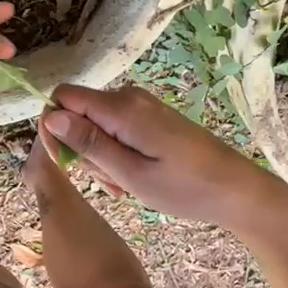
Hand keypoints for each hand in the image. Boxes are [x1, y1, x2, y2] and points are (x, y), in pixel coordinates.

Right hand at [40, 83, 267, 225]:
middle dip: (82, 149)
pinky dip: (116, 154)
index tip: (67, 163)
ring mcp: (140, 105)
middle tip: (111, 184)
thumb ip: (90, 144)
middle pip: (78, 113)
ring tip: (127, 185)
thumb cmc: (185, 189)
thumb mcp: (132, 174)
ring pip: (95, 125)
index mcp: (122, 108)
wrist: (237, 190)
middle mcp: (129, 97)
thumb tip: (50, 116)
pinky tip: (135, 177)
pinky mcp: (149, 115)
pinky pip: (115, 128)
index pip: (63, 98)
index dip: (55, 128)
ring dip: (101, 157)